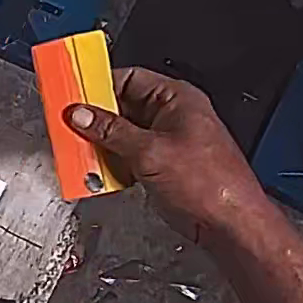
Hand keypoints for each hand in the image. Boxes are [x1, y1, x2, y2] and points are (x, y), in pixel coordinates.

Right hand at [65, 67, 268, 244]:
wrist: (228, 223)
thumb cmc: (212, 183)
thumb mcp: (150, 151)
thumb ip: (111, 131)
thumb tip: (83, 115)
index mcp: (176, 99)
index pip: (129, 78)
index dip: (100, 85)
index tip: (75, 94)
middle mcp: (171, 118)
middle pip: (121, 108)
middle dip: (96, 120)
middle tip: (73, 126)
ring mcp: (164, 143)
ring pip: (121, 135)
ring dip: (102, 146)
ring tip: (85, 153)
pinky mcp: (158, 166)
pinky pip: (126, 157)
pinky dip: (111, 164)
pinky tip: (101, 173)